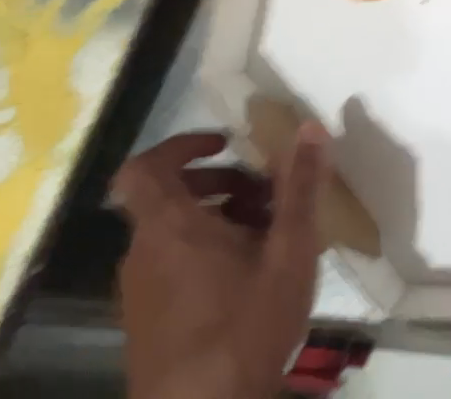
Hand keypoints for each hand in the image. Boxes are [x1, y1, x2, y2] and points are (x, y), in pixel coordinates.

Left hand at [114, 126, 328, 398]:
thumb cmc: (247, 323)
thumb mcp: (291, 249)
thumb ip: (300, 187)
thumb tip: (310, 127)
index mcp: (171, 228)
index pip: (145, 169)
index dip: (180, 146)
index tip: (227, 144)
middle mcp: (143, 252)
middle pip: (170, 197)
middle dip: (222, 184)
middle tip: (270, 194)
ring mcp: (140, 288)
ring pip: (175, 231)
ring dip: (220, 218)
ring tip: (271, 235)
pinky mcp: (147, 316)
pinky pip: (173, 261)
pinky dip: (208, 249)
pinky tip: (252, 274)